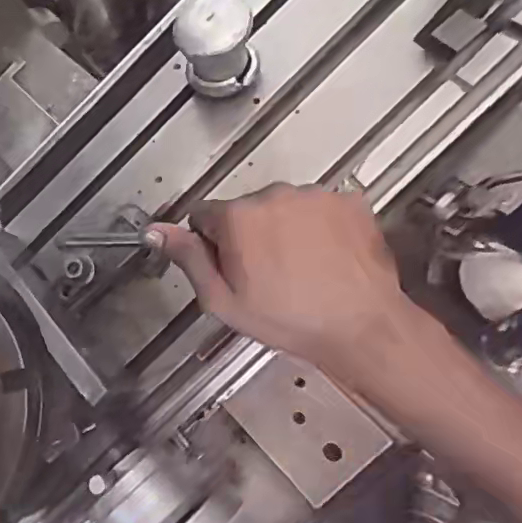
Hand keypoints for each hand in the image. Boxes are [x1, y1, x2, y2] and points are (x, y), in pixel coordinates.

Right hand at [147, 185, 471, 409]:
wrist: (363, 327)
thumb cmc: (292, 319)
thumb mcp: (223, 300)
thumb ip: (187, 258)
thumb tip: (159, 231)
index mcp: (237, 217)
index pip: (204, 215)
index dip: (212, 243)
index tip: (230, 265)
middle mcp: (273, 195)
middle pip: (245, 208)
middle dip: (249, 234)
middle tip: (266, 274)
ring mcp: (313, 195)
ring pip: (283, 206)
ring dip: (285, 227)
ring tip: (300, 268)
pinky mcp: (346, 200)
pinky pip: (319, 207)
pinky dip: (319, 226)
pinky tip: (324, 257)